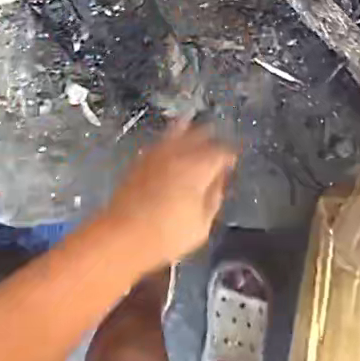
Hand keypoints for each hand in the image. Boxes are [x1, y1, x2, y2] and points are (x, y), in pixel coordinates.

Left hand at [95, 121, 237, 272]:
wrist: (125, 234)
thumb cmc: (168, 235)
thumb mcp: (202, 224)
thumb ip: (214, 198)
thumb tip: (219, 183)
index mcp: (197, 168)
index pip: (220, 153)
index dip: (230, 155)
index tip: (234, 159)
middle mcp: (178, 154)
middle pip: (199, 135)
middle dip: (212, 137)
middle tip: (219, 140)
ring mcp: (157, 153)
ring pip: (177, 131)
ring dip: (189, 129)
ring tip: (195, 125)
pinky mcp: (142, 158)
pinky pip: (161, 140)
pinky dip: (170, 137)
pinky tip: (172, 141)